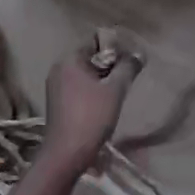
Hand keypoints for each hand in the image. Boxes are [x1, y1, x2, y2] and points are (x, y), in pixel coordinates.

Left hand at [42, 37, 142, 174]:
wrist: (67, 153)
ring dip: (104, 79)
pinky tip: (107, 103)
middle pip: (90, 57)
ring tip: (121, 89)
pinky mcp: (58, 103)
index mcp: (69, 59)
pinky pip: (80, 88)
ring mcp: (56, 86)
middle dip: (112, 64)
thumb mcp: (115, 91)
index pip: (95, 41)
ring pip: (86, 74)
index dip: (116, 47)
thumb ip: (127, 68)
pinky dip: (94, 90)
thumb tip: (138, 54)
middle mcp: (59, 68)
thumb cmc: (91, 117)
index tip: (132, 59)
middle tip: (130, 74)